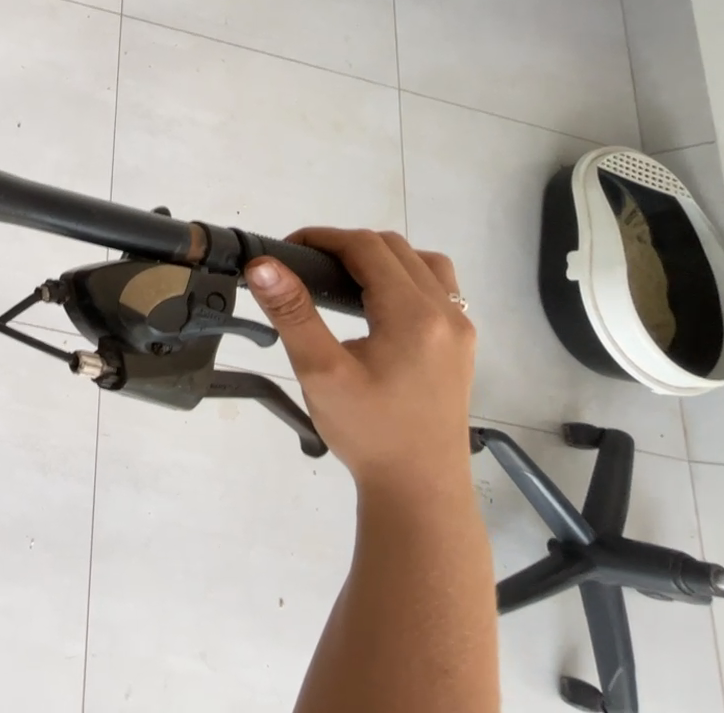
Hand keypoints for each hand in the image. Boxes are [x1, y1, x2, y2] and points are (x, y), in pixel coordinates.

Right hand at [245, 229, 474, 490]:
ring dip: (378, 258)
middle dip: (345, 246)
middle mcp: (447, 313)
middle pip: (396, 249)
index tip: (283, 252)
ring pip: (423, 265)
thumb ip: (292, 313)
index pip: (367, 247)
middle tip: (300, 268)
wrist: (418, 486)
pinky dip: (401, 279)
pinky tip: (372, 306)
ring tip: (337, 281)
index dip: (321, 238)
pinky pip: (437, 290)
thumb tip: (262, 264)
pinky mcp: (460, 347)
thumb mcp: (319, 370)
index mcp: (414, 314)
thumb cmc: (366, 428)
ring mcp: (460, 330)